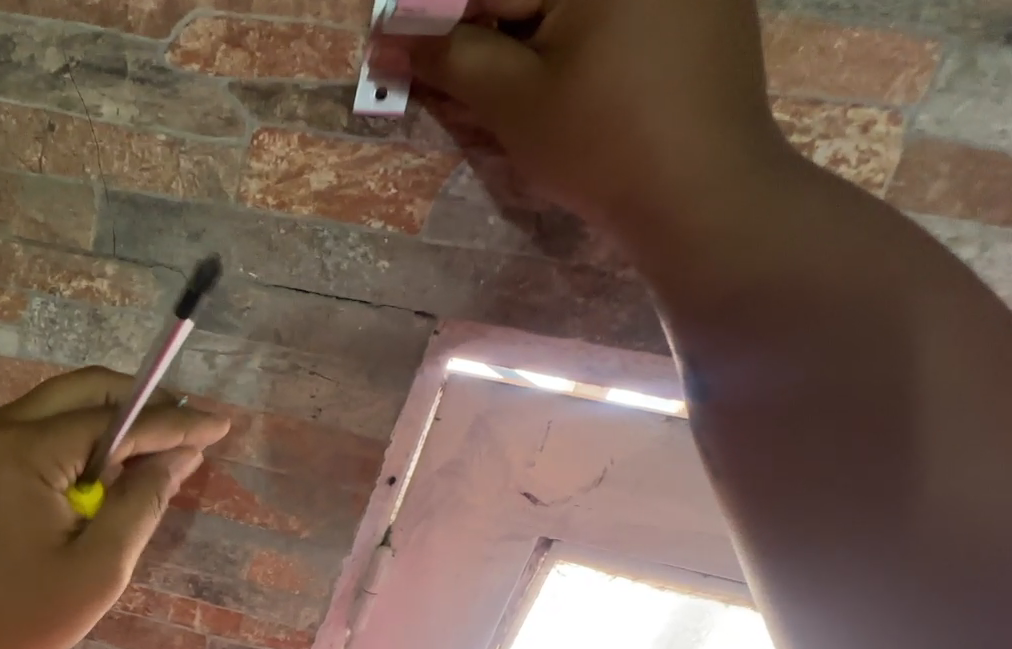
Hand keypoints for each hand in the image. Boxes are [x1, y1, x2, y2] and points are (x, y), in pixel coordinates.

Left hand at [0, 367, 229, 648]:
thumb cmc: (23, 616)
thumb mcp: (99, 568)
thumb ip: (143, 501)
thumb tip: (180, 454)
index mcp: (22, 451)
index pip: (114, 420)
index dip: (172, 423)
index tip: (221, 425)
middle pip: (84, 392)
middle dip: (142, 406)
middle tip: (190, 431)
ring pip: (63, 405)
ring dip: (112, 420)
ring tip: (159, 451)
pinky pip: (42, 428)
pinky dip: (81, 438)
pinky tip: (111, 466)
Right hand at [405, 0, 803, 240]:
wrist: (701, 189)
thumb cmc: (597, 140)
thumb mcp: (510, 99)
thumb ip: (448, 58)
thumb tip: (388, 42)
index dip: (440, 15)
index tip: (397, 42)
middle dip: (482, 24)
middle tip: (437, 64)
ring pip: (568, 6)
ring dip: (520, 32)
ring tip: (486, 75)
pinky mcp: (702, 6)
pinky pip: (612, 12)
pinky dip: (569, 34)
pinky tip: (553, 73)